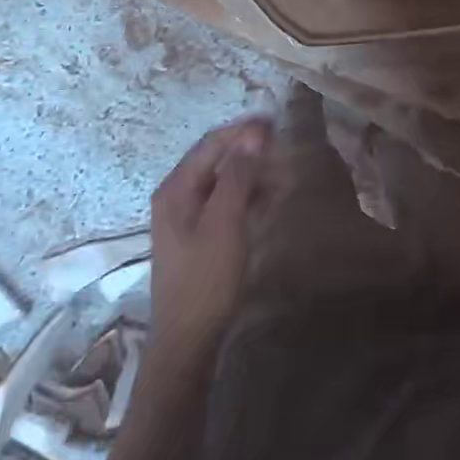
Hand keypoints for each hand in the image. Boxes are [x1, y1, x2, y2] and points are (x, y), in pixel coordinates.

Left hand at [147, 119, 270, 364]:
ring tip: (281, 170)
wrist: (189, 336)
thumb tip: (253, 135)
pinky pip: (224, 197)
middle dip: (248, 148)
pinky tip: (267, 196)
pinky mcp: (198, 231)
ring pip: (221, 177)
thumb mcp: (226, 222)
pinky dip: (246, 191)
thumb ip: (238, 175)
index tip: (278, 123)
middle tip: (283, 146)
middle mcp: (176, 195)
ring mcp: (185, 214)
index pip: (211, 144)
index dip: (243, 130)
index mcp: (175, 188)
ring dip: (250, 169)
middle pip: (215, 157)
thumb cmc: (206, 277)